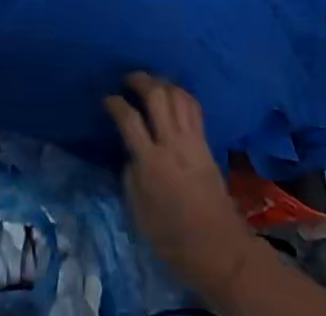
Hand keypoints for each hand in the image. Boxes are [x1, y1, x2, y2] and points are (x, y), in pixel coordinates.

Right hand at [104, 72, 258, 297]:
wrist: (217, 247)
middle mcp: (172, 143)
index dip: (115, 103)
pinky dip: (182, 95)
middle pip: (158, 97)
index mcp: (150, 162)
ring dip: (163, 83)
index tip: (107, 98)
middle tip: (129, 78)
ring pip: (178, 96)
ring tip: (152, 81)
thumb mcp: (138, 212)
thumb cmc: (172, 238)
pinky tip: (174, 95)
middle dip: (141, 81)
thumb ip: (131, 176)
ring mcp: (192, 141)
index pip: (129, 120)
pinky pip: (194, 108)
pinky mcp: (206, 144)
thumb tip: (132, 153)